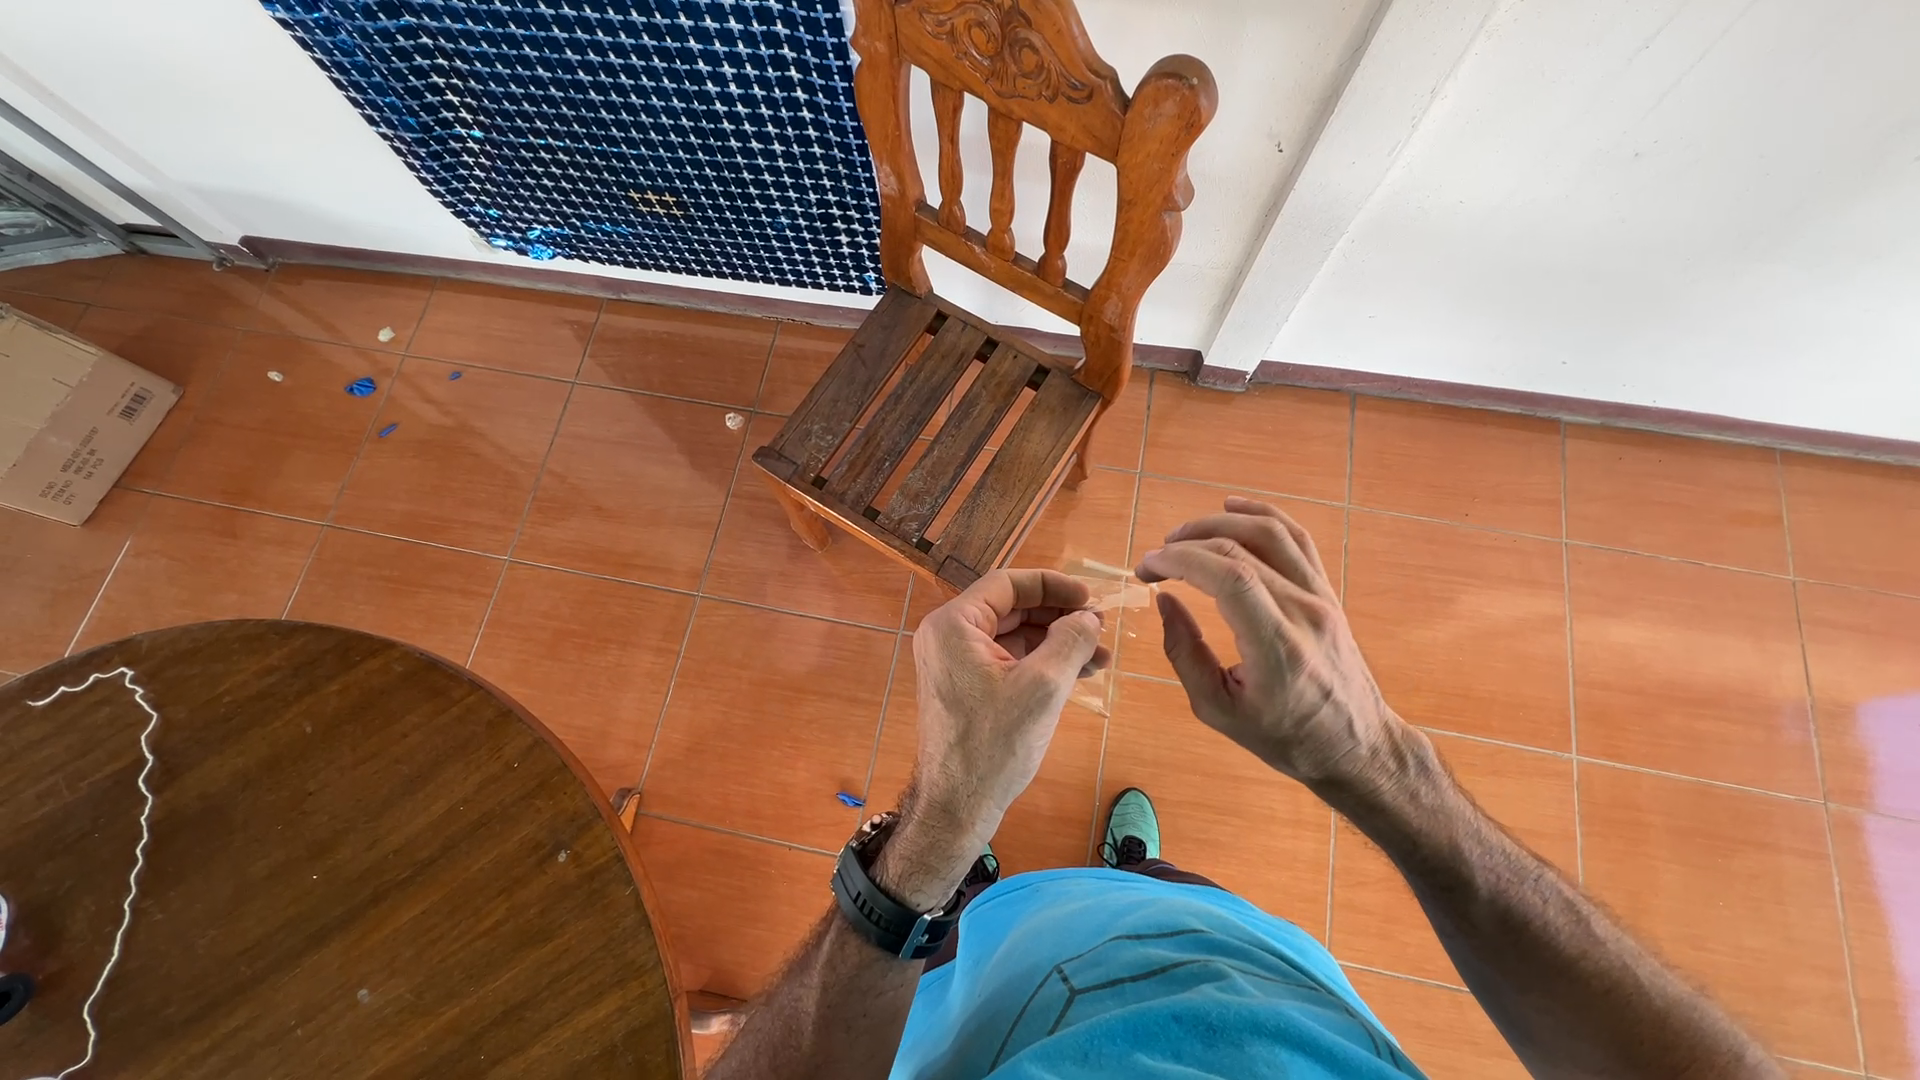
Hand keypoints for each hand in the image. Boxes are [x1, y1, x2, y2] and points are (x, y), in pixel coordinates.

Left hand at [876, 570, 1109, 907]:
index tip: (1090, 598)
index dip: (1053, 586)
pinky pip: (1009, 661)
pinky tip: (1080, 673)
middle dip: (1060, 617)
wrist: (958, 807)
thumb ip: (1069, 640)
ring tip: (1101, 656)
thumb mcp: (1042, 687)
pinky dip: (1042, 663)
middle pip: (1013, 609)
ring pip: (1015, 637)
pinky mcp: (967, 688)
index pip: (1008, 584)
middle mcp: (948, 636)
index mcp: (954, 625)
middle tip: (1101, 628)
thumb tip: (1088, 617)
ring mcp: (956, 663)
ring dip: (1057, 642)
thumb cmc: (995, 744)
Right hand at [1135, 496, 1410, 792]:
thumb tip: (1165, 601)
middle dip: (1185, 546)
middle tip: (1152, 563)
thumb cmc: (1283, 737)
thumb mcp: (1218, 709)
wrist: (1355, 745)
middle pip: (1241, 550)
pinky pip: (1297, 539)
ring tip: (1181, 536)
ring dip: (1218, 523)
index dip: (1181, 561)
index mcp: (1277, 647)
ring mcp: (1321, 597)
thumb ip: (1184, 653)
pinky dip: (1262, 514)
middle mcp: (1304, 611)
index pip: (1229, 577)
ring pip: (1270, 533)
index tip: (1147, 569)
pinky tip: (1232, 506)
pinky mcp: (1327, 591)